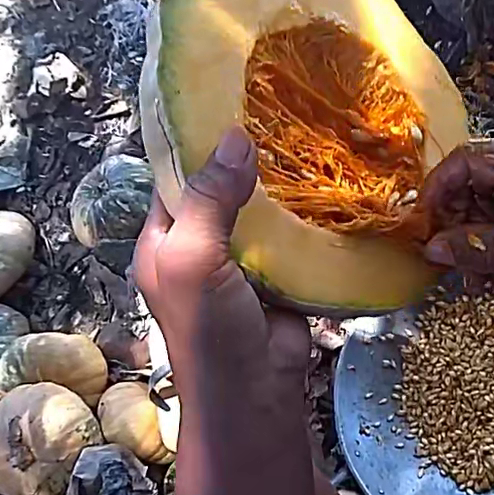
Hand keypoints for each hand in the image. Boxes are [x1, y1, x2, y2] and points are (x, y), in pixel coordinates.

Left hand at [134, 132, 309, 387]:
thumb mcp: (193, 259)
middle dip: (246, 161)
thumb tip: (235, 136)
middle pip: (222, 191)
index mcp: (165, 240)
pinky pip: (291, 239)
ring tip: (310, 141)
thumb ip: (209, 200)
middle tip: (281, 116)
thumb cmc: (209, 330)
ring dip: (281, 188)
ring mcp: (242, 262)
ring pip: (261, 213)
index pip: (175, 179)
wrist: (256, 391)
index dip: (197, 143)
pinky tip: (327, 189)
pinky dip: (305, 219)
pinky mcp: (279, 276)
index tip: (230, 103)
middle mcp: (201, 247)